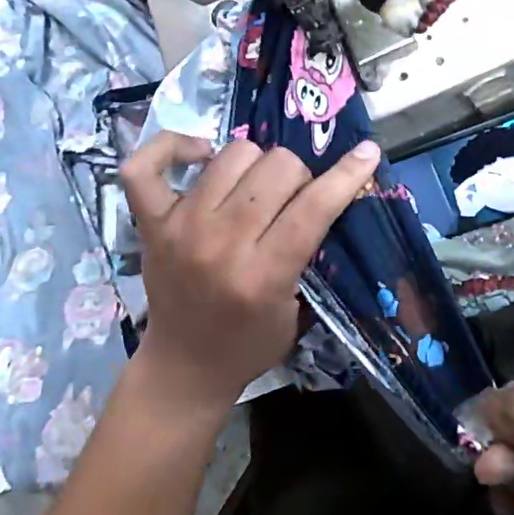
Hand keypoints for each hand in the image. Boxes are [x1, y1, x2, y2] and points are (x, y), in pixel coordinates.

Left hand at [119, 132, 380, 411]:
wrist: (184, 368)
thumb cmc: (251, 343)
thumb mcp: (298, 308)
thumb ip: (312, 253)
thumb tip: (333, 192)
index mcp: (263, 275)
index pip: (313, 207)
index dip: (347, 175)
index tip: (367, 153)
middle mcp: (220, 244)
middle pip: (277, 168)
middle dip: (299, 176)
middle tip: (293, 199)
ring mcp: (180, 228)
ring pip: (233, 154)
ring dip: (257, 164)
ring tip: (255, 188)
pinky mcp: (149, 224)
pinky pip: (146, 165)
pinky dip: (173, 147)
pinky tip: (202, 156)